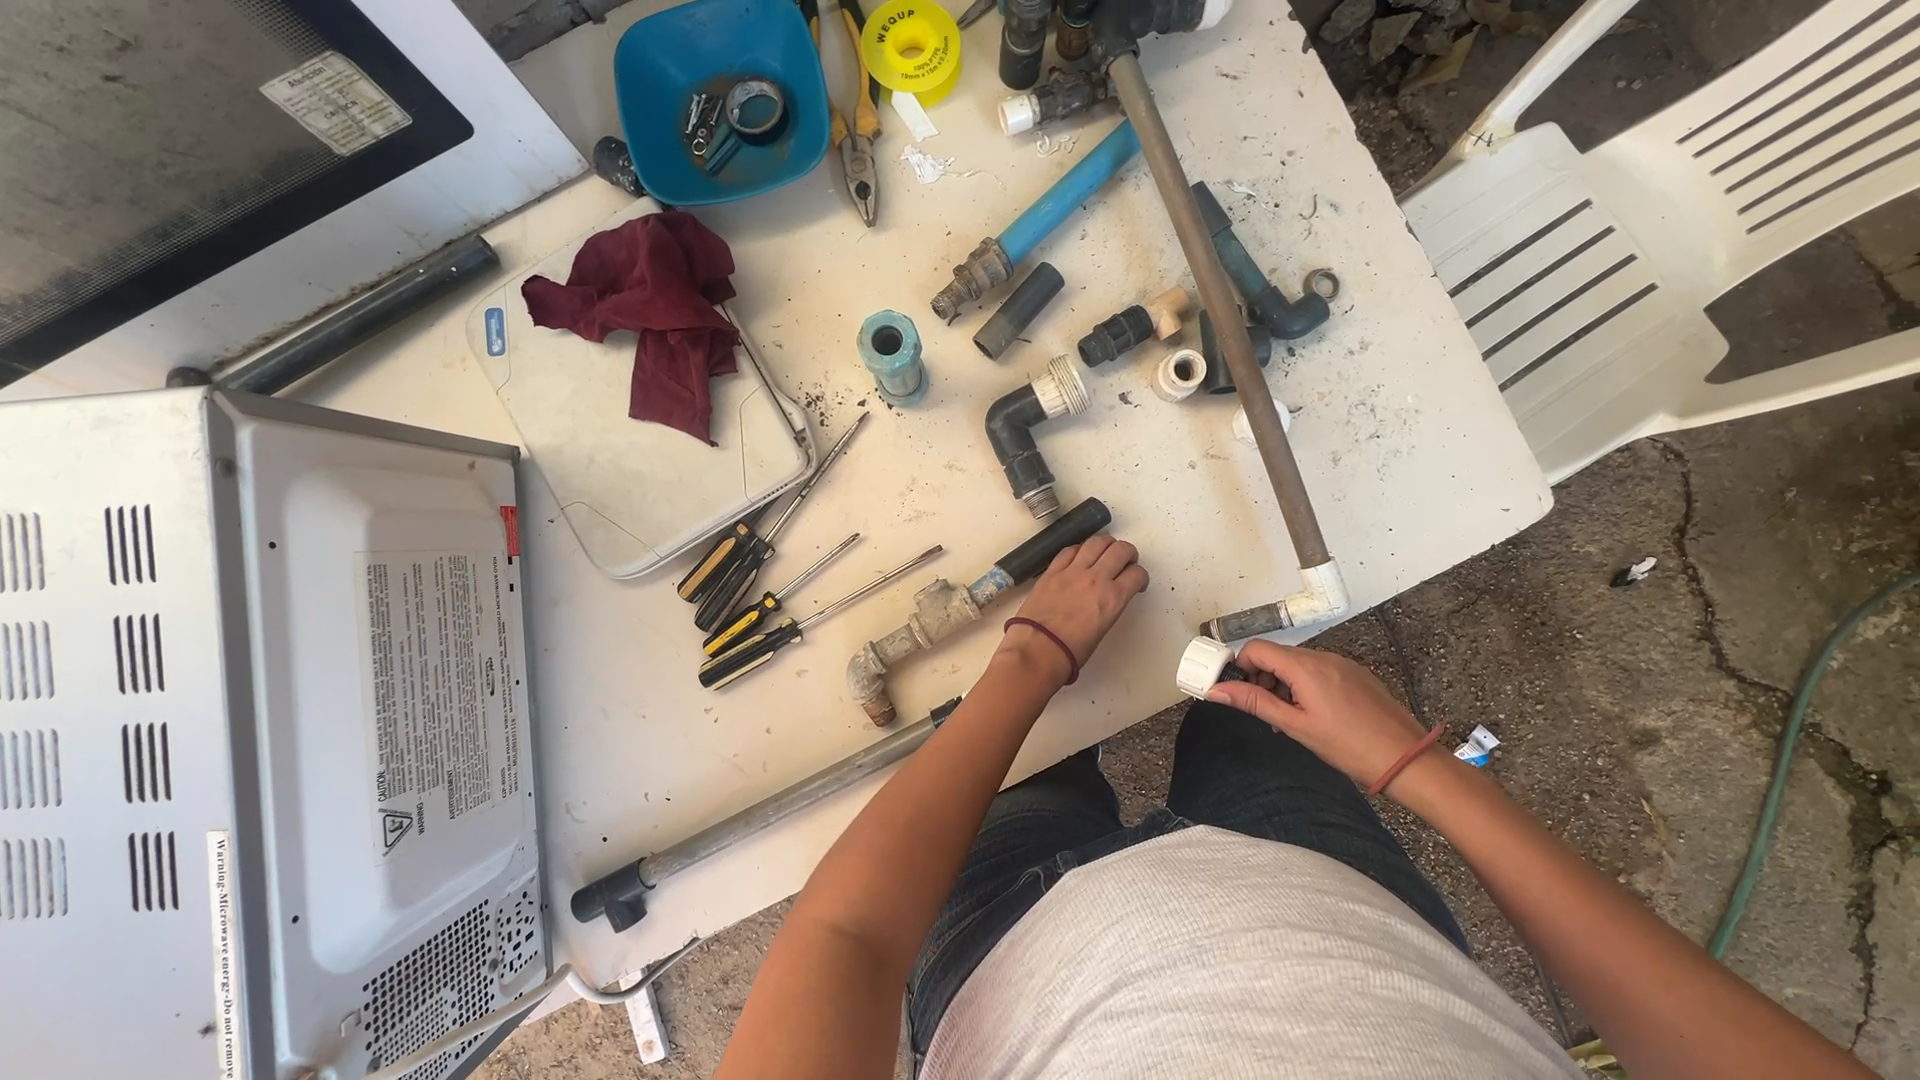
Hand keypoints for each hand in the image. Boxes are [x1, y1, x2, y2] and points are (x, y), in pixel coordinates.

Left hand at [998, 535, 1148, 682]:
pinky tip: (1079, 556)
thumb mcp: (1102, 629)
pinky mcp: (1052, 571)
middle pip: (1120, 550)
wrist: (1038, 649)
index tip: (1136, 582)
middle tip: (1125, 562)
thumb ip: (1109, 606)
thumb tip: (1107, 598)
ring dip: (1106, 544)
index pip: (1137, 574)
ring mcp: (1072, 571)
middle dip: (1128, 553)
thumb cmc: (1070, 651)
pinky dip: (1079, 550)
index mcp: (1113, 598)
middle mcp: (1096, 579)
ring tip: (1105, 552)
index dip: (1140, 576)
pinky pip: (1069, 550)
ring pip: (1096, 542)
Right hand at [1205, 641, 1434, 792]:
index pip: (1256, 648)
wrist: (1406, 759)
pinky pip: (1319, 671)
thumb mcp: (1294, 726)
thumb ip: (1254, 702)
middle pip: (1276, 655)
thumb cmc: (1350, 746)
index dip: (1239, 667)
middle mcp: (1324, 657)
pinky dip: (1305, 686)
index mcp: (1306, 667)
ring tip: (1289, 718)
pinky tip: (1313, 715)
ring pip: (1297, 664)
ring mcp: (1342, 664)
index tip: (1236, 690)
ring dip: (1283, 685)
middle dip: (1261, 679)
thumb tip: (1218, 690)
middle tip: (1264, 711)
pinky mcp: (1356, 674)